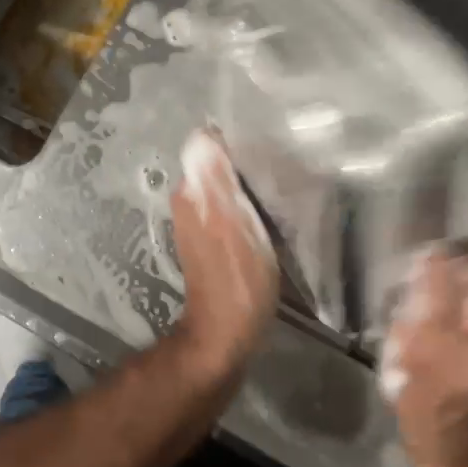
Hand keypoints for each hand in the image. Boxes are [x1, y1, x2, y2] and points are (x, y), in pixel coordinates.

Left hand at [169, 129, 278, 384]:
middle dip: (244, 162)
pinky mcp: (207, 240)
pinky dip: (244, 207)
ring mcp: (195, 221)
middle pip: (216, 165)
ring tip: (279, 188)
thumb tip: (203, 134)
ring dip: (246, 186)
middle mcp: (187, 200)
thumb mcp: (234, 222)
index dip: (236, 142)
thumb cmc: (237, 276)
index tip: (265, 143)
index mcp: (191, 191)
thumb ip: (218, 179)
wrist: (226, 333)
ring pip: (222, 187)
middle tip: (280, 166)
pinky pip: (226, 208)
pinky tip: (266, 215)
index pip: (209, 146)